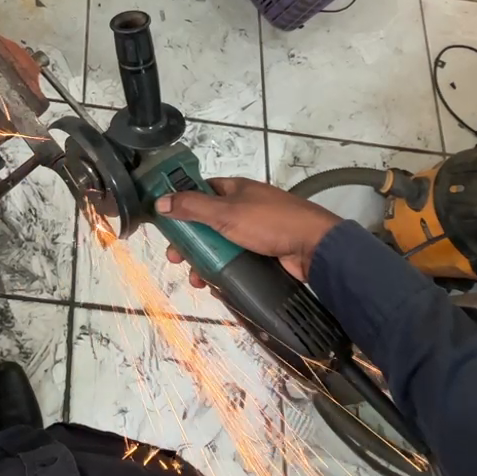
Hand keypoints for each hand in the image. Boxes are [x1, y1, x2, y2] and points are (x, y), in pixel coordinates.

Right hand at [157, 177, 340, 282]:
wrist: (317, 248)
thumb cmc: (270, 222)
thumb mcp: (226, 213)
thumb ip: (192, 206)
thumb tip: (160, 202)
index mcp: (234, 189)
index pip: (199, 191)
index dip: (180, 204)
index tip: (165, 223)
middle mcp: (243, 207)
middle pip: (206, 223)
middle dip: (189, 242)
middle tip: (176, 258)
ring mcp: (255, 232)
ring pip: (220, 245)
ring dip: (204, 261)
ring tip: (197, 280)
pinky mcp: (264, 253)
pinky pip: (236, 261)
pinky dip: (224, 271)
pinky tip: (216, 286)